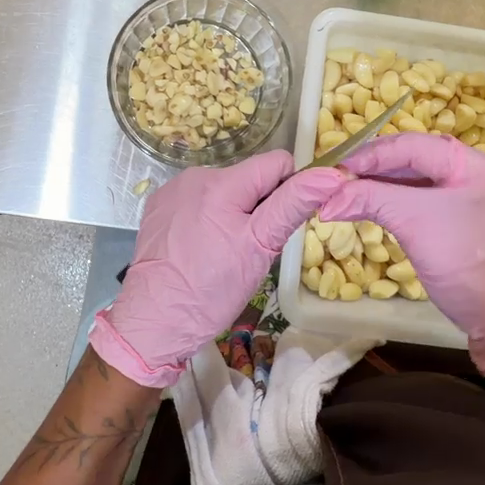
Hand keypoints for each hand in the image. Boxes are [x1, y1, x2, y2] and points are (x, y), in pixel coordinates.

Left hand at [90, 151, 347, 387]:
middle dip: (259, 206)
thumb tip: (332, 175)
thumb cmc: (212, 289)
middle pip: (248, 177)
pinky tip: (200, 249)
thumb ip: (293, 205)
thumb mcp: (260, 248)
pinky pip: (197, 201)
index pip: (276, 162)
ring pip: (224, 190)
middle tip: (253, 248)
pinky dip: (206, 219)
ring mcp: (172, 190)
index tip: (284, 224)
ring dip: (233, 212)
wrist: (153, 322)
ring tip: (225, 252)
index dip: (291, 188)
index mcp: (223, 181)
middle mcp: (195, 175)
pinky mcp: (157, 207)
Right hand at [318, 133, 484, 385]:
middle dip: (376, 167)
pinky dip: (399, 198)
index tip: (337, 167)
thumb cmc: (465, 268)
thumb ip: (371, 200)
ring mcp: (478, 193)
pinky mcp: (470, 214)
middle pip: (419, 157)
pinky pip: (429, 196)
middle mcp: (483, 170)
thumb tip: (326, 198)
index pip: (416, 145)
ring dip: (384, 183)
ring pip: (422, 177)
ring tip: (349, 189)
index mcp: (480, 165)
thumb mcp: (415, 226)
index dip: (372, 154)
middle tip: (339, 178)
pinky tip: (373, 201)